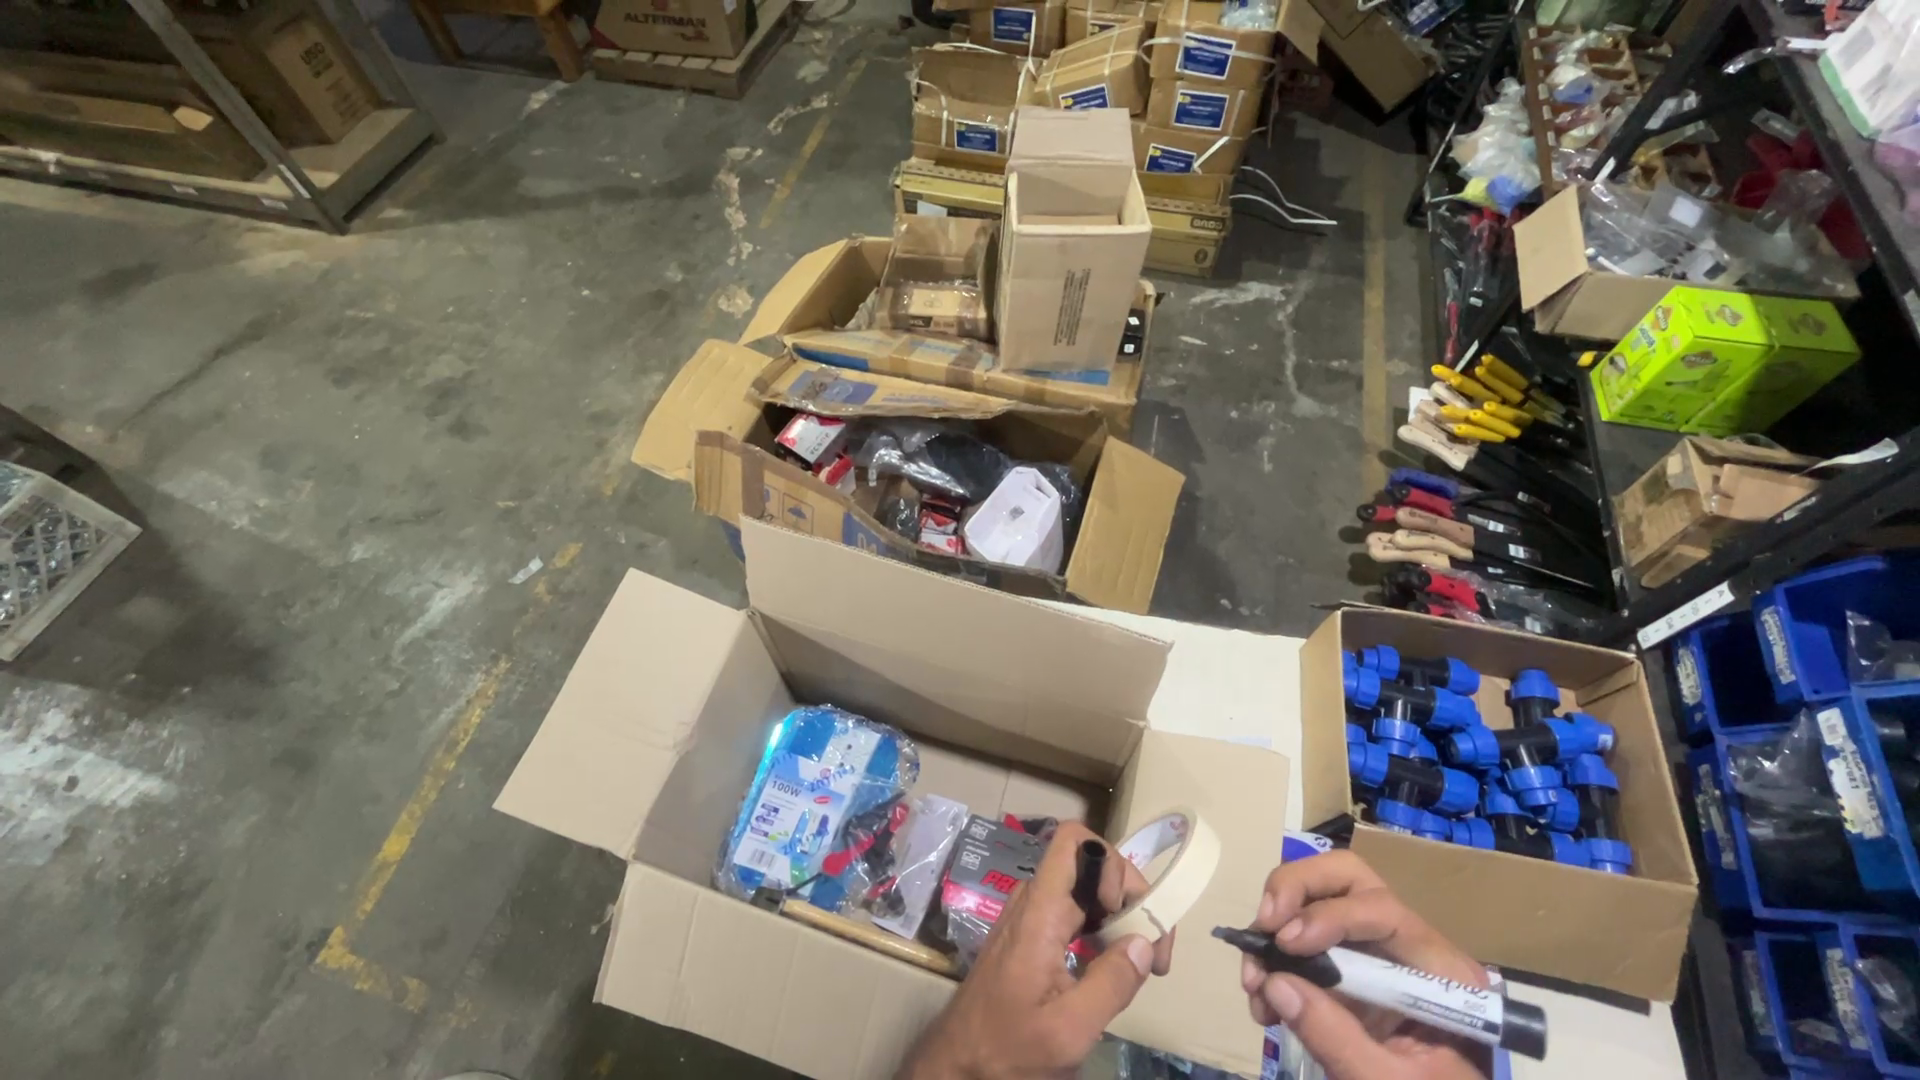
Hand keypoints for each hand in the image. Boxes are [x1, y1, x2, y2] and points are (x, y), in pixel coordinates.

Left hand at [898, 822, 1175, 1079]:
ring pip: (1087, 889)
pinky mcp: (1033, 934)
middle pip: (1091, 865)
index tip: (1124, 915)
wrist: (958, 1062)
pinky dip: (1103, 930)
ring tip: (1142, 963)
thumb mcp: (1069, 1029)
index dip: (1110, 862)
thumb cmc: (1008, 1046)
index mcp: (1040, 910)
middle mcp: (1034, 900)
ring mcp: (1032, 915)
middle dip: (1129, 897)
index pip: (1073, 840)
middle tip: (1153, 952)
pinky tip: (1114, 967)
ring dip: (1121, 917)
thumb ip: (1111, 984)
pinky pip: (1076, 912)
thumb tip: (1145, 941)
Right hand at [1240, 850, 1490, 1079]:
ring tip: (1253, 979)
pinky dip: (1272, 955)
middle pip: (1346, 879)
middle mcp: (1406, 947)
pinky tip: (1261, 996)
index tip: (1286, 944)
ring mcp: (1372, 954)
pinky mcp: (1344, 969)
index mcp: (1440, 973)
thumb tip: (1274, 982)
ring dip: (1274, 927)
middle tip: (1265, 926)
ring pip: (1316, 896)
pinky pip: (1299, 934)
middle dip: (1295, 891)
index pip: (1382, 910)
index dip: (1328, 915)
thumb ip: (1336, 1036)